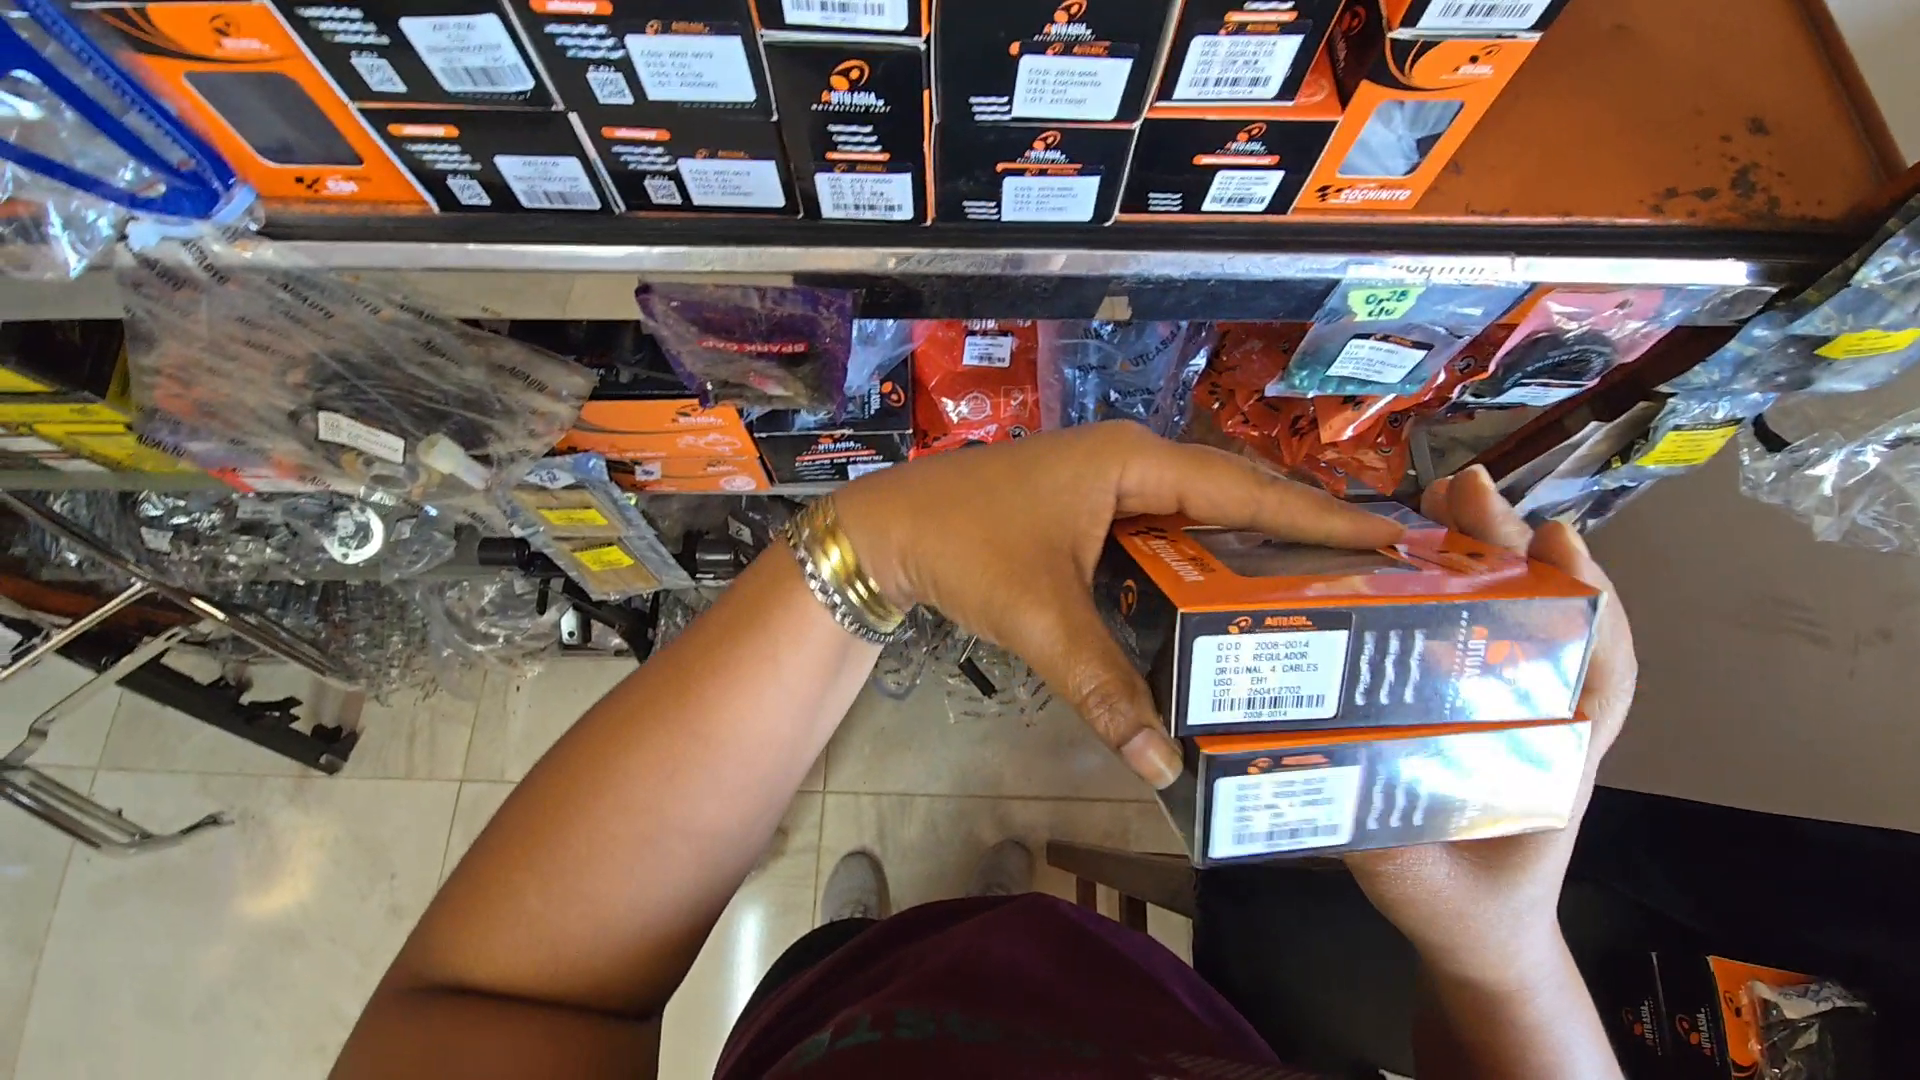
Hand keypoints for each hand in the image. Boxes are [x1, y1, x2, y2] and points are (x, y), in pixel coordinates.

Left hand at [832, 422, 1404, 788]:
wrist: (888, 531)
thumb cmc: (966, 549)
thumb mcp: (1041, 618)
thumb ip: (1103, 687)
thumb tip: (1162, 767)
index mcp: (1132, 464)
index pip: (1246, 490)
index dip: (1320, 519)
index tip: (1393, 540)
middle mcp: (1129, 461)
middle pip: (1230, 495)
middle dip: (1294, 532)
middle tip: (1367, 575)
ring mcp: (1105, 481)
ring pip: (1193, 514)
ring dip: (1243, 545)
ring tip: (1312, 589)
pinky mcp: (1084, 507)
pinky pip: (1158, 529)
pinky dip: (1193, 558)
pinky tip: (1220, 594)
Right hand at [1344, 465, 1637, 981]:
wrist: (1469, 927)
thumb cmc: (1457, 902)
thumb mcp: (1417, 877)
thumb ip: (1381, 836)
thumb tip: (1325, 765)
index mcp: (1547, 753)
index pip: (1599, 668)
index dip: (1586, 600)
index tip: (1553, 538)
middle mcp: (1530, 713)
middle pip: (1545, 618)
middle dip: (1512, 547)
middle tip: (1461, 492)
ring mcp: (1494, 704)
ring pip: (1506, 616)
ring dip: (1479, 554)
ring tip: (1434, 503)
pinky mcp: (1454, 703)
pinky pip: (1460, 637)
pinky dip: (1445, 588)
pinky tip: (1403, 558)